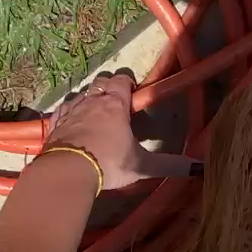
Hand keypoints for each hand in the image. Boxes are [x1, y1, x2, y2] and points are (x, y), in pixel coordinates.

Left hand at [42, 72, 195, 190]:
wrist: (68, 170)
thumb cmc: (108, 163)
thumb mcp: (141, 165)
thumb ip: (168, 165)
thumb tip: (197, 168)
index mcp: (115, 105)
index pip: (120, 81)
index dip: (126, 83)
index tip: (131, 92)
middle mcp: (92, 102)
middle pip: (99, 83)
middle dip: (107, 88)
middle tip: (114, 102)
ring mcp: (70, 110)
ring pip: (79, 95)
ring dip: (87, 99)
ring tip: (93, 113)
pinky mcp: (55, 123)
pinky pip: (62, 110)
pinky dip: (68, 112)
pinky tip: (71, 121)